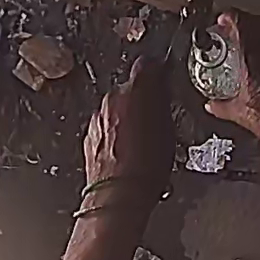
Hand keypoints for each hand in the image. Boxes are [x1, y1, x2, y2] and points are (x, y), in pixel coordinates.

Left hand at [84, 54, 172, 206]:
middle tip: (156, 116)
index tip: (164, 77)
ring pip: (117, 106)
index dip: (158, 71)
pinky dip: (116, 131)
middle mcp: (112, 98)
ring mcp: (98, 116)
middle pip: (130, 87)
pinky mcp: (90, 133)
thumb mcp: (169, 132)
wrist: (118, 194)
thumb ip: (163, 104)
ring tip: (143, 138)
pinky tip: (128, 149)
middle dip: (142, 98)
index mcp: (136, 91)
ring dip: (128, 115)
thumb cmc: (145, 168)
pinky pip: (106, 124)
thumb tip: (162, 91)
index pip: (147, 65)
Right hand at [203, 12, 259, 150]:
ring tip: (243, 40)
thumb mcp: (240, 114)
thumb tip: (211, 105)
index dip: (231, 17)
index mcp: (253, 61)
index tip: (222, 18)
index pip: (242, 26)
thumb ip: (222, 107)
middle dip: (241, 22)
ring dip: (255, 32)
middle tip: (229, 28)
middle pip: (257, 24)